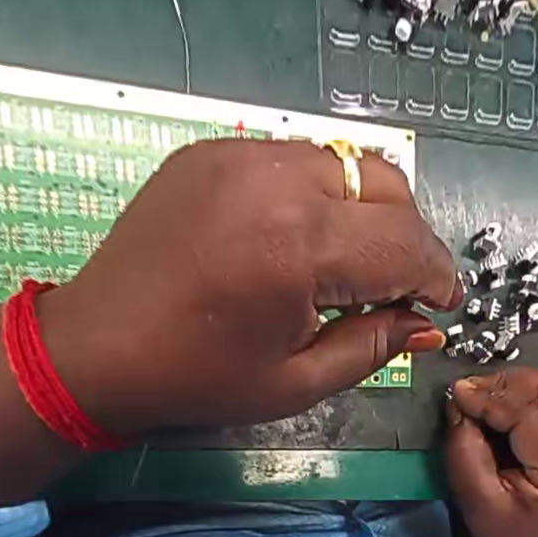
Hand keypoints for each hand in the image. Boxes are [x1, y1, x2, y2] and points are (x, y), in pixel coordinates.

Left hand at [40, 139, 460, 433]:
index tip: (441, 302)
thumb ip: (369, 347)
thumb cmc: (194, 379)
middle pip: (384, 185)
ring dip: (360, 212)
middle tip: (394, 286)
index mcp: (299, 246)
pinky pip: (288, 161)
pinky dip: (311, 196)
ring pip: (340, 165)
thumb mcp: (291, 383)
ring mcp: (237, 155)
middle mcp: (276, 180)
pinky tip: (291, 240)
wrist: (96, 349)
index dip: (434, 275)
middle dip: (404, 238)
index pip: (403, 244)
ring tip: (344, 264)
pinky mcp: (208, 153)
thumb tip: (423, 324)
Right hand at [444, 368, 537, 536]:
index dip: (492, 398)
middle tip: (469, 391)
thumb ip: (464, 450)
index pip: (534, 415)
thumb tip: (460, 404)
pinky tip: (513, 406)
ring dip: (524, 387)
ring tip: (487, 397)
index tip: (456, 392)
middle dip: (508, 385)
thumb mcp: (476, 504)